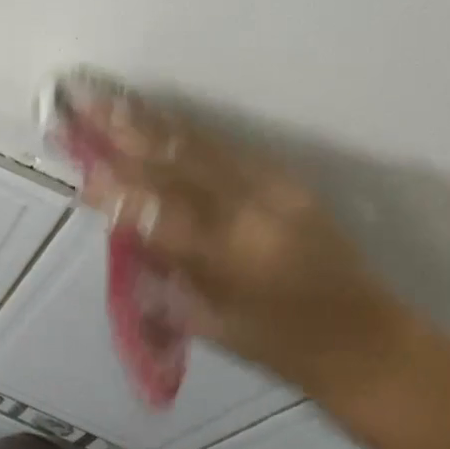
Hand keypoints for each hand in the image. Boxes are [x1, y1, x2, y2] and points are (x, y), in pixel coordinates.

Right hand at [67, 89, 422, 401]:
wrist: (369, 341)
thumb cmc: (284, 349)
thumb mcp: (215, 324)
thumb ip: (168, 276)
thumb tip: (126, 231)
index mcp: (236, 261)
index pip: (164, 217)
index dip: (120, 194)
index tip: (81, 176)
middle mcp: (256, 214)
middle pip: (181, 163)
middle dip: (127, 133)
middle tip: (83, 106)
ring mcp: (277, 190)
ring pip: (203, 145)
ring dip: (153, 122)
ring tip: (112, 99)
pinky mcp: (289, 181)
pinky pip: (227, 148)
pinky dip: (186, 132)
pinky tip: (160, 118)